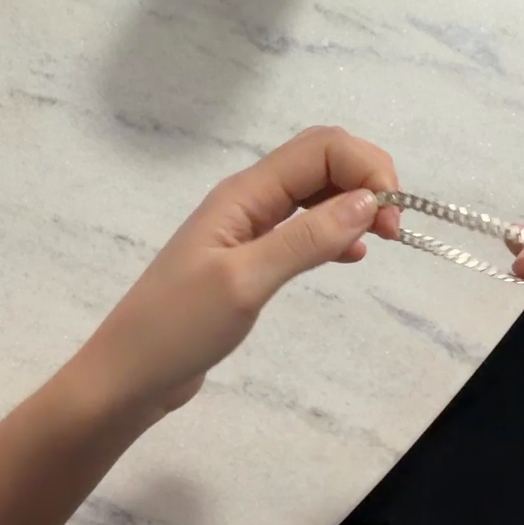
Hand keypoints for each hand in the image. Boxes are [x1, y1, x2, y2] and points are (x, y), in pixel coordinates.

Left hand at [71, 126, 400, 415]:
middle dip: (364, 182)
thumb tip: (368, 201)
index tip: (391, 220)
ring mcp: (245, 235)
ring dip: (351, 208)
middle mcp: (246, 204)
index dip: (366, 169)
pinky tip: (350, 257)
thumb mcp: (246, 282)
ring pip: (310, 199)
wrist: (131, 375)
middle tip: (392, 232)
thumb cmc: (178, 329)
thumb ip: (305, 240)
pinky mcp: (246, 266)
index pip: (319, 148)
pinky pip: (298, 234)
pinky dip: (330, 237)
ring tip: (380, 242)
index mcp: (243, 195)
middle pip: (317, 164)